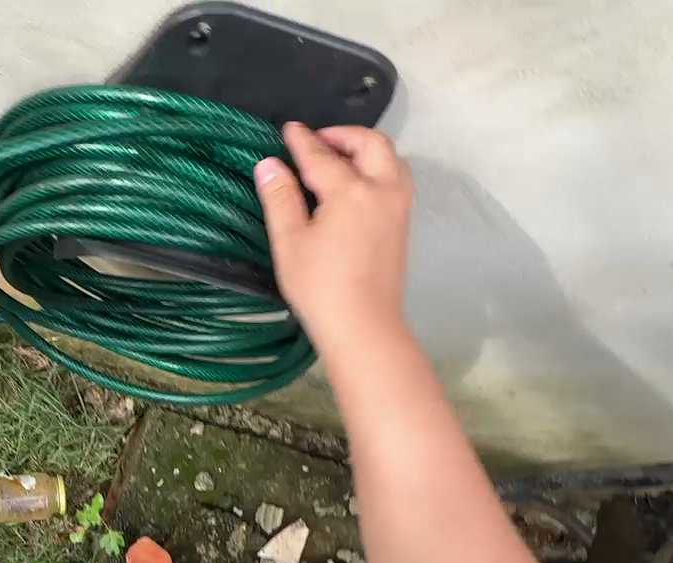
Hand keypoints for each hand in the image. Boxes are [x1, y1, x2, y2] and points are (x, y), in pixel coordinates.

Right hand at [254, 122, 413, 347]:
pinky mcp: (402, 224)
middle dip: (344, 135)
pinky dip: (378, 168)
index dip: (303, 141)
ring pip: (390, 159)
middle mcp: (382, 189)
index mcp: (351, 191)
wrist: (362, 323)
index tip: (289, 129)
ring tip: (341, 158)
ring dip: (366, 149)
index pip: (322, 157)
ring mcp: (398, 206)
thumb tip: (269, 165)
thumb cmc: (319, 286)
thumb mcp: (290, 243)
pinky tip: (359, 184)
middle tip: (319, 140)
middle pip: (371, 144)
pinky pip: (395, 178)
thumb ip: (281, 200)